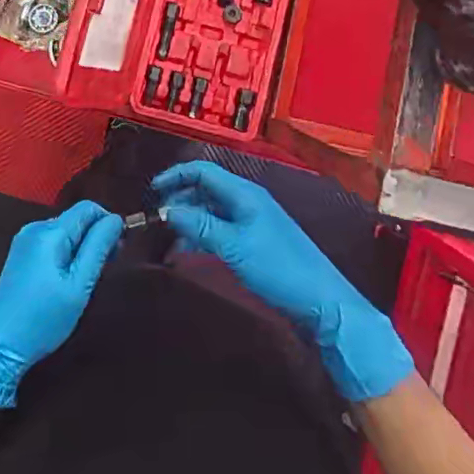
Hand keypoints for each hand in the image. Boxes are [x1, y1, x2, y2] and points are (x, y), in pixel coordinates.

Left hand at [0, 201, 122, 407]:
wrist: (0, 344)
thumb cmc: (44, 318)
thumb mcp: (79, 285)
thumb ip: (98, 248)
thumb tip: (116, 219)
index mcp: (49, 233)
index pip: (88, 208)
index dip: (108, 223)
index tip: (117, 250)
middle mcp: (34, 229)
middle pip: (76, 219)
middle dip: (95, 238)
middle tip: (104, 269)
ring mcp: (24, 241)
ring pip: (66, 232)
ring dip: (82, 248)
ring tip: (85, 280)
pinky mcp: (21, 254)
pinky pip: (52, 243)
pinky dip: (66, 255)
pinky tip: (67, 280)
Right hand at [153, 161, 412, 400]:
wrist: (321, 302)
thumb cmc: (279, 269)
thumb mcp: (234, 247)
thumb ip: (199, 226)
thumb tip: (166, 211)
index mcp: (245, 193)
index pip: (203, 170)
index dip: (175, 176)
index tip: (152, 192)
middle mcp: (247, 201)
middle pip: (205, 188)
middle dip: (179, 199)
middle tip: (157, 220)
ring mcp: (251, 221)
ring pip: (211, 209)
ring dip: (189, 219)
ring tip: (168, 238)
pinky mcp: (253, 241)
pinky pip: (220, 228)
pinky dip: (201, 234)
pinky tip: (188, 249)